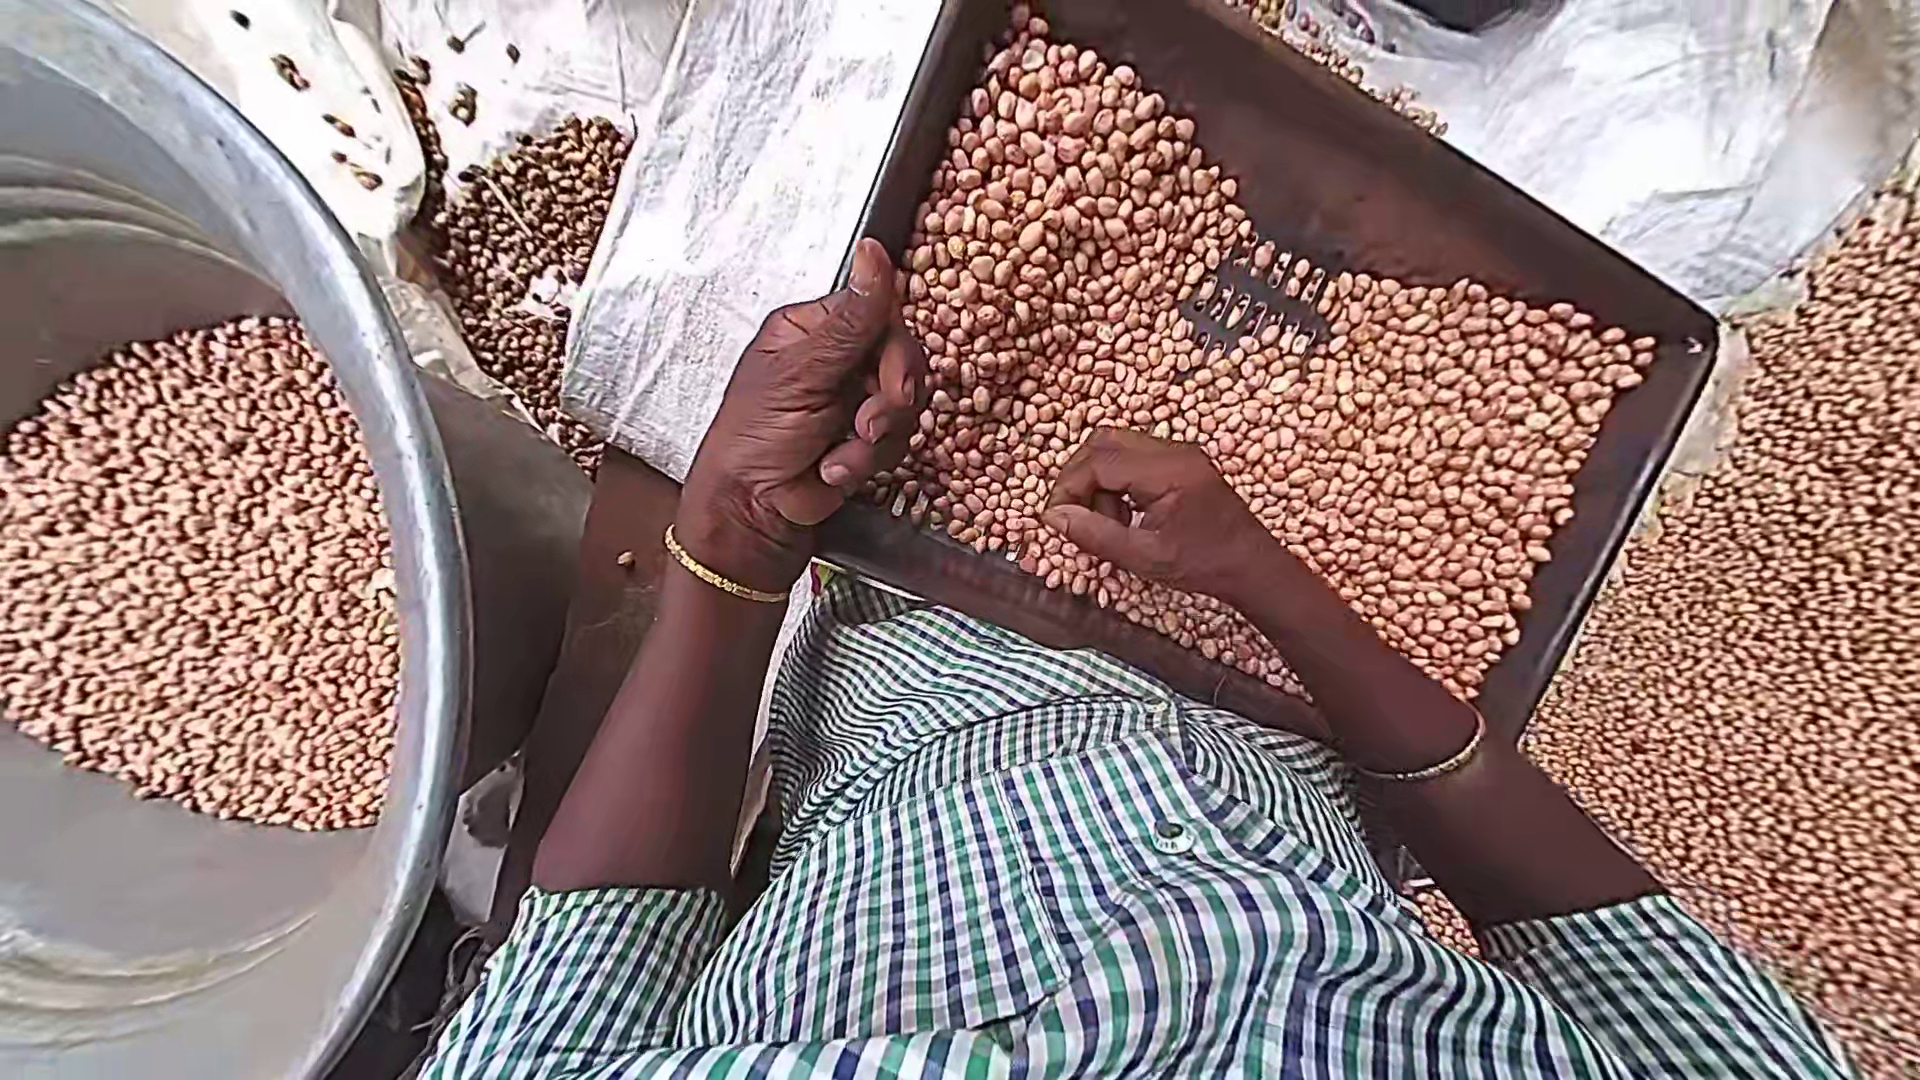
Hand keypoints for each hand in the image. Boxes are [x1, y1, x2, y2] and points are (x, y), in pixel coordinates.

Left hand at [677, 239, 928, 591]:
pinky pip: (898, 440)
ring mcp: (856, 400)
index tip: (891, 382)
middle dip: (889, 401)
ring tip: (839, 455)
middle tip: (867, 425)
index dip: (895, 351)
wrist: (753, 507)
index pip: (880, 317)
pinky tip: (835, 469)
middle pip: (902, 361)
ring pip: (905, 405)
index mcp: (816, 331)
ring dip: (876, 439)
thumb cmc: (755, 437)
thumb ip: (850, 322)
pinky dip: (869, 461)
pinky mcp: (867, 438)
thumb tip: (874, 253)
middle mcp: (840, 360)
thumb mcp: (802, 374)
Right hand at [1043, 428, 1285, 602]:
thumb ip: (1094, 535)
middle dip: (1079, 478)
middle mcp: (1174, 451)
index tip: (1056, 517)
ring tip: (1108, 522)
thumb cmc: (1204, 565)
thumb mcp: (1143, 558)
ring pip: (1114, 447)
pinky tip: (1123, 516)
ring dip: (1097, 482)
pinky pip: (1131, 458)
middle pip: (1103, 442)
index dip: (1068, 487)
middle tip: (1074, 515)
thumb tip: (1052, 517)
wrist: (1252, 566)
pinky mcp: (1178, 462)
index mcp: (1169, 471)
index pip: (1099, 461)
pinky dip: (1115, 483)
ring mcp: (1178, 453)